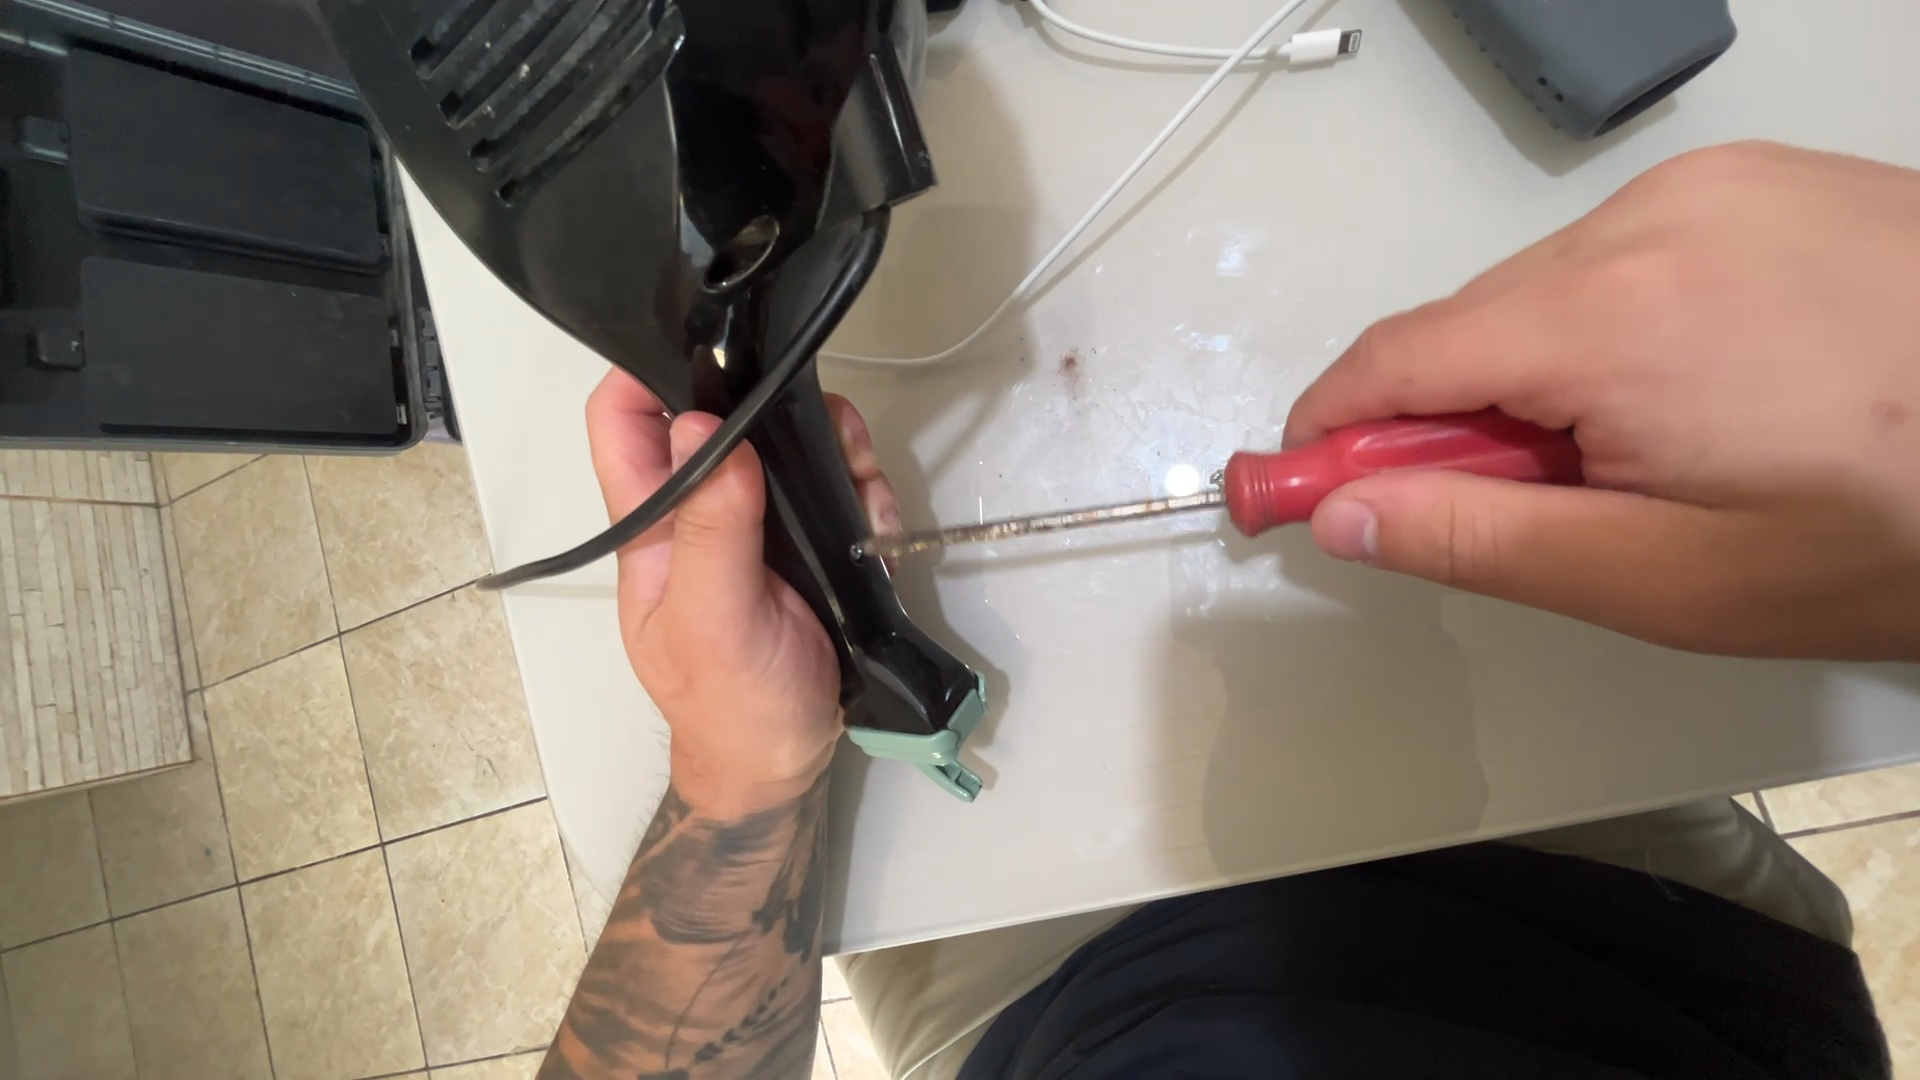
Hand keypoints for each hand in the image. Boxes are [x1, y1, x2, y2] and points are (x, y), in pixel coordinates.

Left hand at [586, 369, 898, 813]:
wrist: (789, 753)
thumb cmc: (732, 702)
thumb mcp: (713, 622)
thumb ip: (708, 531)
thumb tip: (702, 427)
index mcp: (654, 523)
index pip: (625, 421)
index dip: (647, 371)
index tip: (712, 345)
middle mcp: (704, 509)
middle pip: (725, 416)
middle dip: (775, 405)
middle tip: (828, 424)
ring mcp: (760, 522)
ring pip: (791, 445)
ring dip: (834, 449)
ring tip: (865, 486)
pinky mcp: (808, 539)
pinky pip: (834, 486)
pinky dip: (861, 487)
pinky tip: (874, 521)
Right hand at [1286, 141, 1919, 659]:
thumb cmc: (1901, 532)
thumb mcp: (1654, 575)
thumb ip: (1469, 539)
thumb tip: (1338, 516)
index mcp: (1612, 312)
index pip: (1389, 363)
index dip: (1322, 431)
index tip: (1298, 488)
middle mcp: (1645, 220)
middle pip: (1450, 332)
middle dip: (1430, 422)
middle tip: (1481, 501)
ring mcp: (1702, 190)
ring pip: (1511, 303)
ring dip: (1503, 386)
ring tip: (1592, 455)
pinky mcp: (1742, 188)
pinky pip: (1586, 272)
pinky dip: (1569, 343)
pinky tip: (1647, 395)